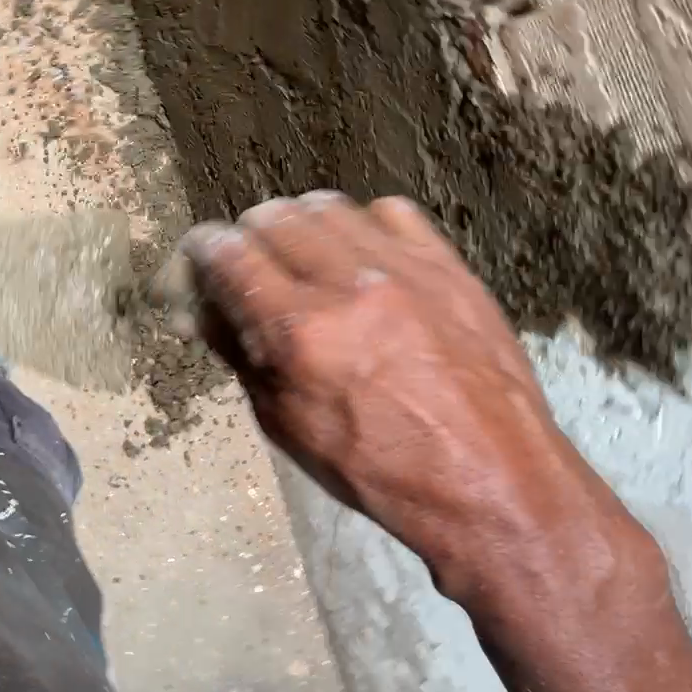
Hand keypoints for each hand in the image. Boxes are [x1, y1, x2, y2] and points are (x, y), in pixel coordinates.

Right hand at [166, 191, 637, 581]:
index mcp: (297, 329)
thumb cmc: (374, 468)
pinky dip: (360, 226)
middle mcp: (345, 285)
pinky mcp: (449, 268)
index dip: (199, 249)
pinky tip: (360, 257)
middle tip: (247, 265)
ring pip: (325, 206)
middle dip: (245, 235)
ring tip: (300, 255)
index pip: (226, 251)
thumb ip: (238, 353)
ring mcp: (403, 270)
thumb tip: (196, 312)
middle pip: (272, 217)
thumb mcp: (284, 421)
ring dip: (297, 224)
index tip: (197, 260)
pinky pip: (390, 213)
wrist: (495, 485)